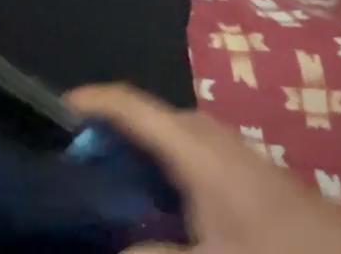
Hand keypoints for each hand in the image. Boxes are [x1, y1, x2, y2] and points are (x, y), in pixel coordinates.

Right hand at [67, 86, 340, 253]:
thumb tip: (122, 246)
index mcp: (202, 156)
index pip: (135, 106)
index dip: (94, 101)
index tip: (59, 111)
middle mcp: (227, 147)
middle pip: (164, 118)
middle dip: (125, 127)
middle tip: (93, 157)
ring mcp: (258, 166)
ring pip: (193, 139)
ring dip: (158, 149)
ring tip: (134, 184)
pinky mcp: (280, 191)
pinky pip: (216, 161)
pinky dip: (186, 171)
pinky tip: (186, 212)